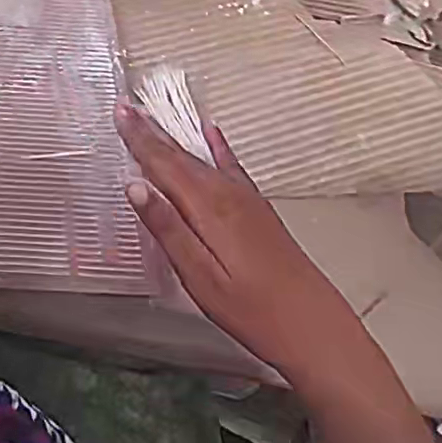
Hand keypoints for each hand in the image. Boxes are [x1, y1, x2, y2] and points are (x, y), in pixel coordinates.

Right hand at [116, 105, 367, 378]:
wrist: (321, 336)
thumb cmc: (255, 313)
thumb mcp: (200, 277)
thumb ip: (167, 228)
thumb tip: (134, 186)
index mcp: (208, 209)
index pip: (162, 163)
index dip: (137, 137)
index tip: (119, 112)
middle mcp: (227, 195)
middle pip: (179, 155)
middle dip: (149, 130)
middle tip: (125, 107)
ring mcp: (245, 200)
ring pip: (199, 158)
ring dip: (172, 136)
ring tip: (150, 117)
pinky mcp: (258, 210)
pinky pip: (230, 167)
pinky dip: (217, 147)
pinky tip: (211, 132)